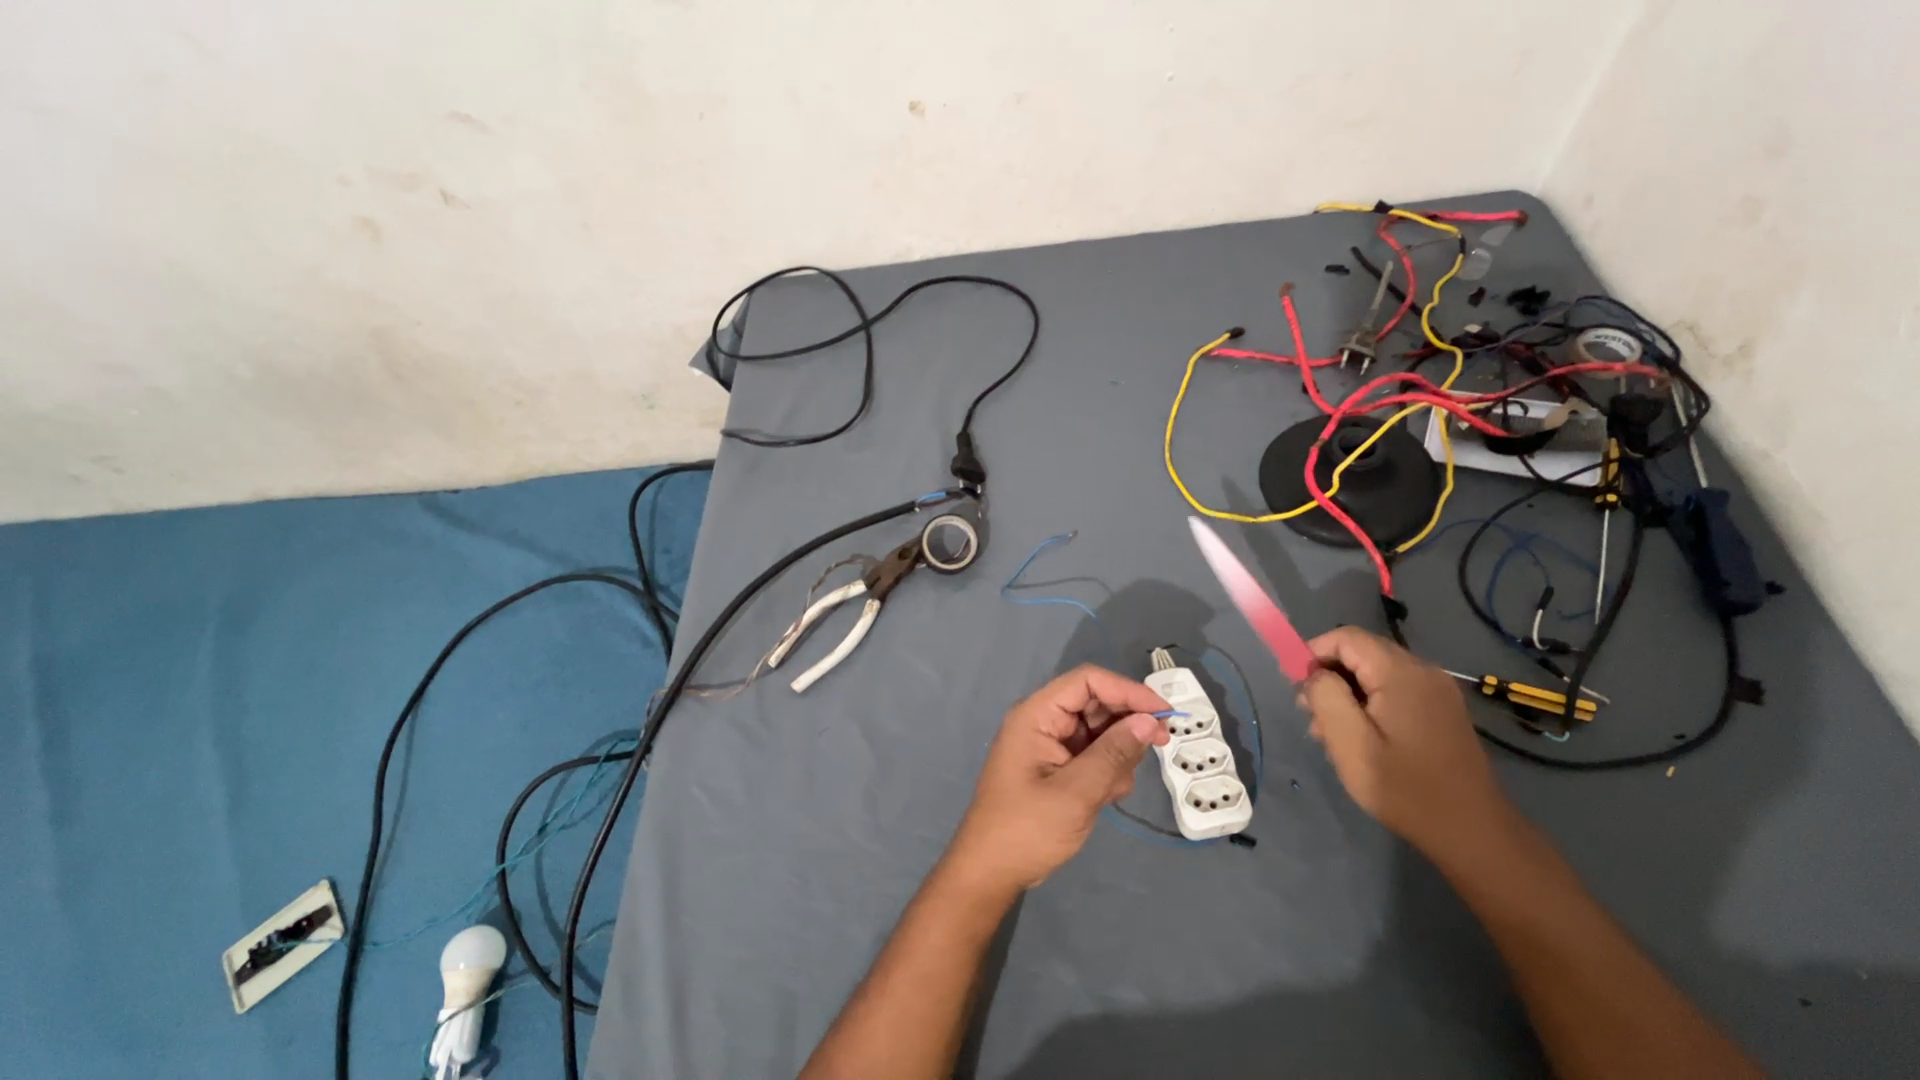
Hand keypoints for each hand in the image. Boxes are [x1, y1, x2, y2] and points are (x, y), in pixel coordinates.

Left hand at [945, 666, 1170, 892]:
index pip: (1087, 681)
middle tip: (1161, 744)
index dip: (1128, 690)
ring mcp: (1049, 745)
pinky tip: (1106, 797)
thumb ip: (1115, 754)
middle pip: (1095, 702)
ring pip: (1099, 730)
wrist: (991, 872)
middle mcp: (1042, 722)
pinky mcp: (1056, 768)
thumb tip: (1150, 721)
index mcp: (1036, 715)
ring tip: (1113, 788)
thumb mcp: (1077, 792)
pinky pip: (1092, 754)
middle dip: (1127, 723)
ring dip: (1117, 753)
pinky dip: (1107, 770)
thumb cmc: (1027, 829)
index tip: (1163, 712)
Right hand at [1299, 627, 1510, 858]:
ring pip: (1378, 672)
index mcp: (1401, 674)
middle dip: (1330, 676)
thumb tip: (1314, 674)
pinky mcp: (1443, 710)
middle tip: (1312, 718)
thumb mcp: (1351, 745)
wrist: (1471, 830)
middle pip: (1362, 652)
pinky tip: (1364, 738)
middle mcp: (1424, 671)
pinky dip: (1371, 703)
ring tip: (1333, 734)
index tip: (1296, 688)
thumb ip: (1326, 697)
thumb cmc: (1404, 788)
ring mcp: (1438, 690)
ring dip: (1348, 693)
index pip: (1346, 638)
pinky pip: (1396, 690)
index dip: (1313, 654)